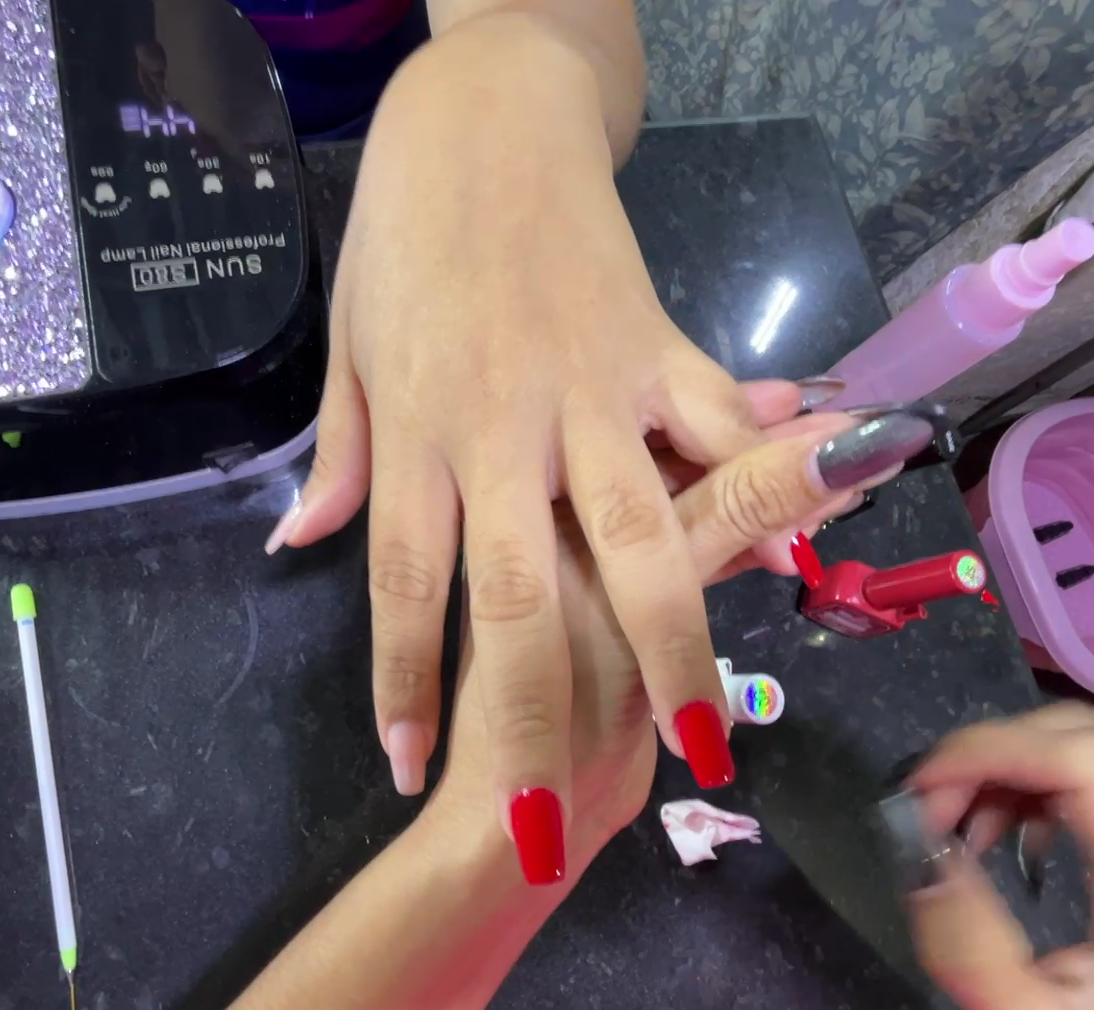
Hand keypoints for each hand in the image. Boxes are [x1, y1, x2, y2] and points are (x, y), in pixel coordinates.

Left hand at [266, 16, 929, 853]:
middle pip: (517, 593)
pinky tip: (797, 566)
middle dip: (535, 712)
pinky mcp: (660, 347)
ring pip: (634, 536)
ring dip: (669, 643)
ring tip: (697, 733)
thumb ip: (337, 455)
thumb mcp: (349, 343)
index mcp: (414, 433)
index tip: (410, 768)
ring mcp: (588, 390)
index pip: (400, 585)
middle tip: (557, 814)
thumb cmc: (404, 233)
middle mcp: (498, 430)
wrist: (483, 112)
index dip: (402, 685)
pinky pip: (716, 434)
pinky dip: (761, 497)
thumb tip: (297, 547)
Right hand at [905, 705, 1093, 1009]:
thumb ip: (967, 945)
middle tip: (932, 807)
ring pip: (1089, 752)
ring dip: (1006, 771)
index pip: (1084, 759)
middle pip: (1085, 740)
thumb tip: (928, 853)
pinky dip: (1036, 789)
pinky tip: (1008, 837)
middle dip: (989, 757)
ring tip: (958, 826)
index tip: (923, 783)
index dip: (990, 750)